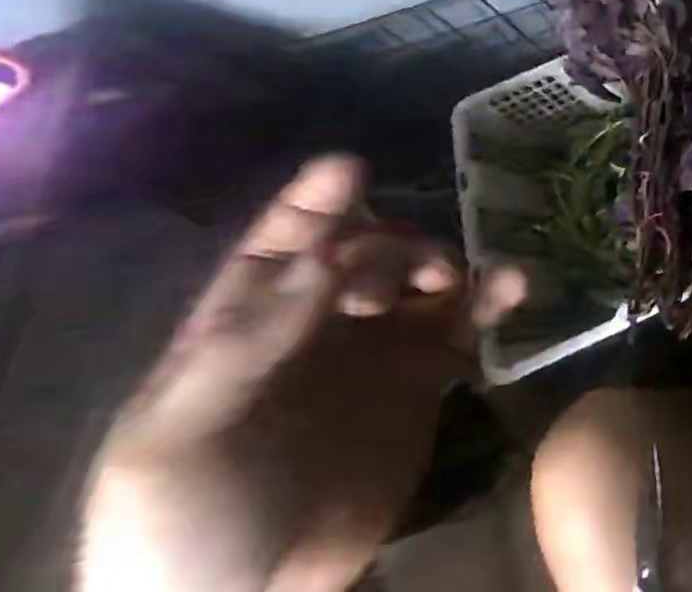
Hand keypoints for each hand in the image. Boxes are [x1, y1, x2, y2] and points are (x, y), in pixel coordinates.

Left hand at [81, 156, 527, 591]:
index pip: (280, 248)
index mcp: (247, 326)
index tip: (349, 166)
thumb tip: (323, 260)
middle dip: (389, 252)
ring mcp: (379, 348)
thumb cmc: (186, 524)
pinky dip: (493, 301)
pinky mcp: (426, 378)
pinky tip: (517, 288)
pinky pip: (467, 325)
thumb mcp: (174, 441)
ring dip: (452, 264)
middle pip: (368, 255)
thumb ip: (243, 346)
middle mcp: (319, 323)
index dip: (312, 205)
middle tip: (399, 288)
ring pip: (426, 281)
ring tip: (465, 282)